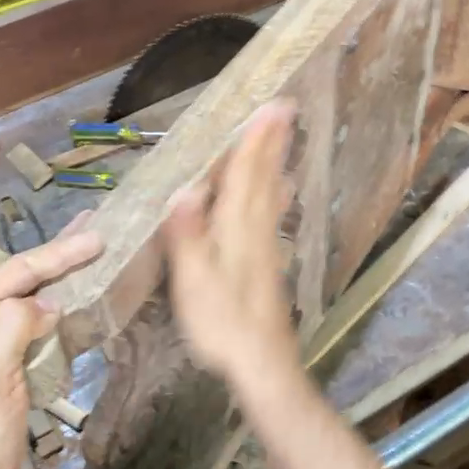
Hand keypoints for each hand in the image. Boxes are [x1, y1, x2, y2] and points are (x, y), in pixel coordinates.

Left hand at [0, 213, 102, 468]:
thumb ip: (14, 325)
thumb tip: (48, 304)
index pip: (15, 274)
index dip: (56, 254)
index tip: (96, 239)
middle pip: (23, 281)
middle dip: (59, 255)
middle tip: (94, 228)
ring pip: (33, 303)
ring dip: (63, 279)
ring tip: (91, 256)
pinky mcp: (11, 371)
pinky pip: (39, 331)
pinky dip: (63, 313)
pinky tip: (79, 305)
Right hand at [165, 100, 299, 389]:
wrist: (261, 362)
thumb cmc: (222, 324)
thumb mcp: (195, 282)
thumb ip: (189, 236)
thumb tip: (183, 191)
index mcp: (237, 230)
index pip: (245, 177)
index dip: (255, 141)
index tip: (271, 106)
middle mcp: (256, 231)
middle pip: (263, 179)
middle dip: (271, 143)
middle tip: (285, 108)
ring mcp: (266, 248)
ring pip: (270, 195)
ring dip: (275, 163)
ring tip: (283, 139)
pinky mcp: (268, 264)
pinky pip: (270, 215)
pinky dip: (274, 193)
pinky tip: (279, 192)